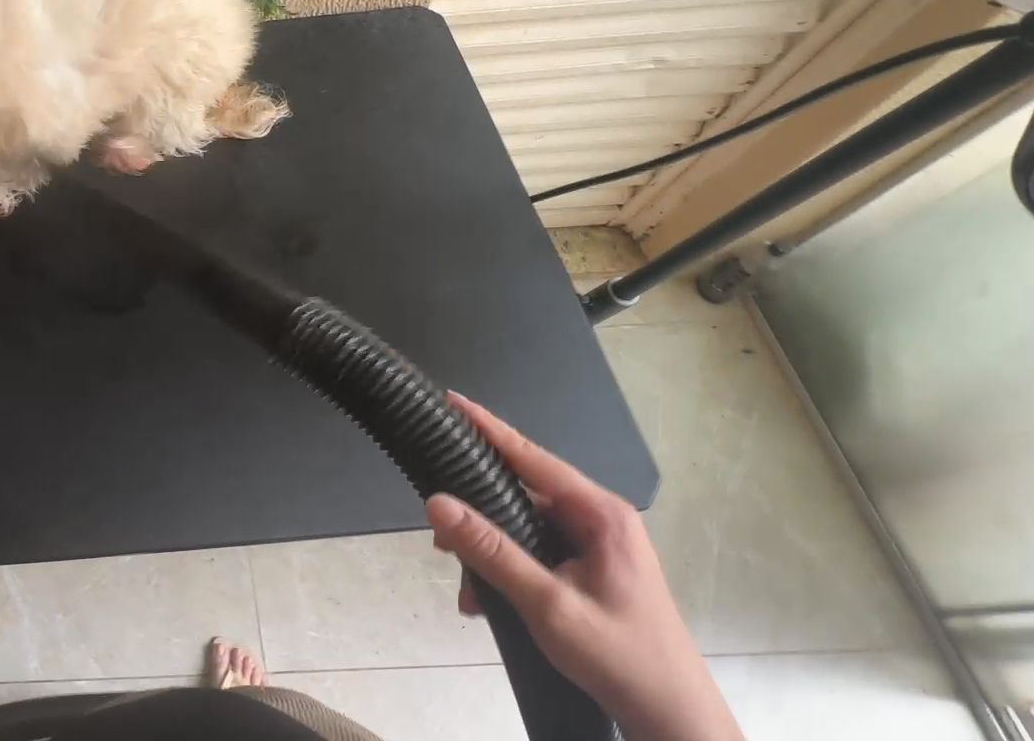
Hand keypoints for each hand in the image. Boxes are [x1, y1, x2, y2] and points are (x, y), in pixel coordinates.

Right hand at [425, 393, 740, 740]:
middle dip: (476, 512)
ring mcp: (594, 544)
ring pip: (521, 526)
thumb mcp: (548, 606)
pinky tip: (484, 600)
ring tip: (464, 584)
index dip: (487, 428)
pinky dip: (505, 570)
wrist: (674, 722)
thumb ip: (490, 552)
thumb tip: (435, 503)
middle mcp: (598, 519)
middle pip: (520, 493)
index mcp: (600, 514)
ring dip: (488, 552)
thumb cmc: (621, 659)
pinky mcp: (587, 569)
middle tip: (436, 533)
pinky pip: (532, 552)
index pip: (531, 456)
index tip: (449, 401)